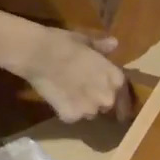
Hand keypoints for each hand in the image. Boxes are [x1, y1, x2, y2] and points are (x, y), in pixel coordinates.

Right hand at [11, 26, 129, 122]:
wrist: (36, 53)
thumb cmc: (62, 43)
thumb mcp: (85, 42)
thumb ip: (102, 48)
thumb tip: (114, 43)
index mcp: (116, 79)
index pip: (123, 95)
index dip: (113, 94)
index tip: (106, 93)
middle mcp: (108, 98)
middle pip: (106, 106)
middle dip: (97, 101)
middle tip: (81, 90)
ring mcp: (91, 109)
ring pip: (89, 113)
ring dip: (82, 107)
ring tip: (67, 94)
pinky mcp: (73, 116)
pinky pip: (71, 117)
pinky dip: (65, 111)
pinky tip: (56, 98)